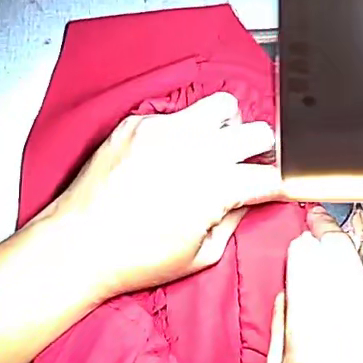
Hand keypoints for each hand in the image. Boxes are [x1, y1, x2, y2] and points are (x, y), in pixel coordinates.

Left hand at [25, 92, 283, 300]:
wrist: (80, 243)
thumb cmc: (135, 257)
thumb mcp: (200, 254)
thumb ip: (233, 220)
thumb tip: (246, 200)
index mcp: (218, 184)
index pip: (272, 173)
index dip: (282, 182)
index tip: (280, 185)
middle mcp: (196, 148)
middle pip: (258, 131)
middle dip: (261, 149)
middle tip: (249, 164)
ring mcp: (164, 129)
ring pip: (219, 106)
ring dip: (225, 126)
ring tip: (213, 147)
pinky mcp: (137, 123)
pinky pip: (173, 114)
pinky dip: (179, 131)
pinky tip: (165, 154)